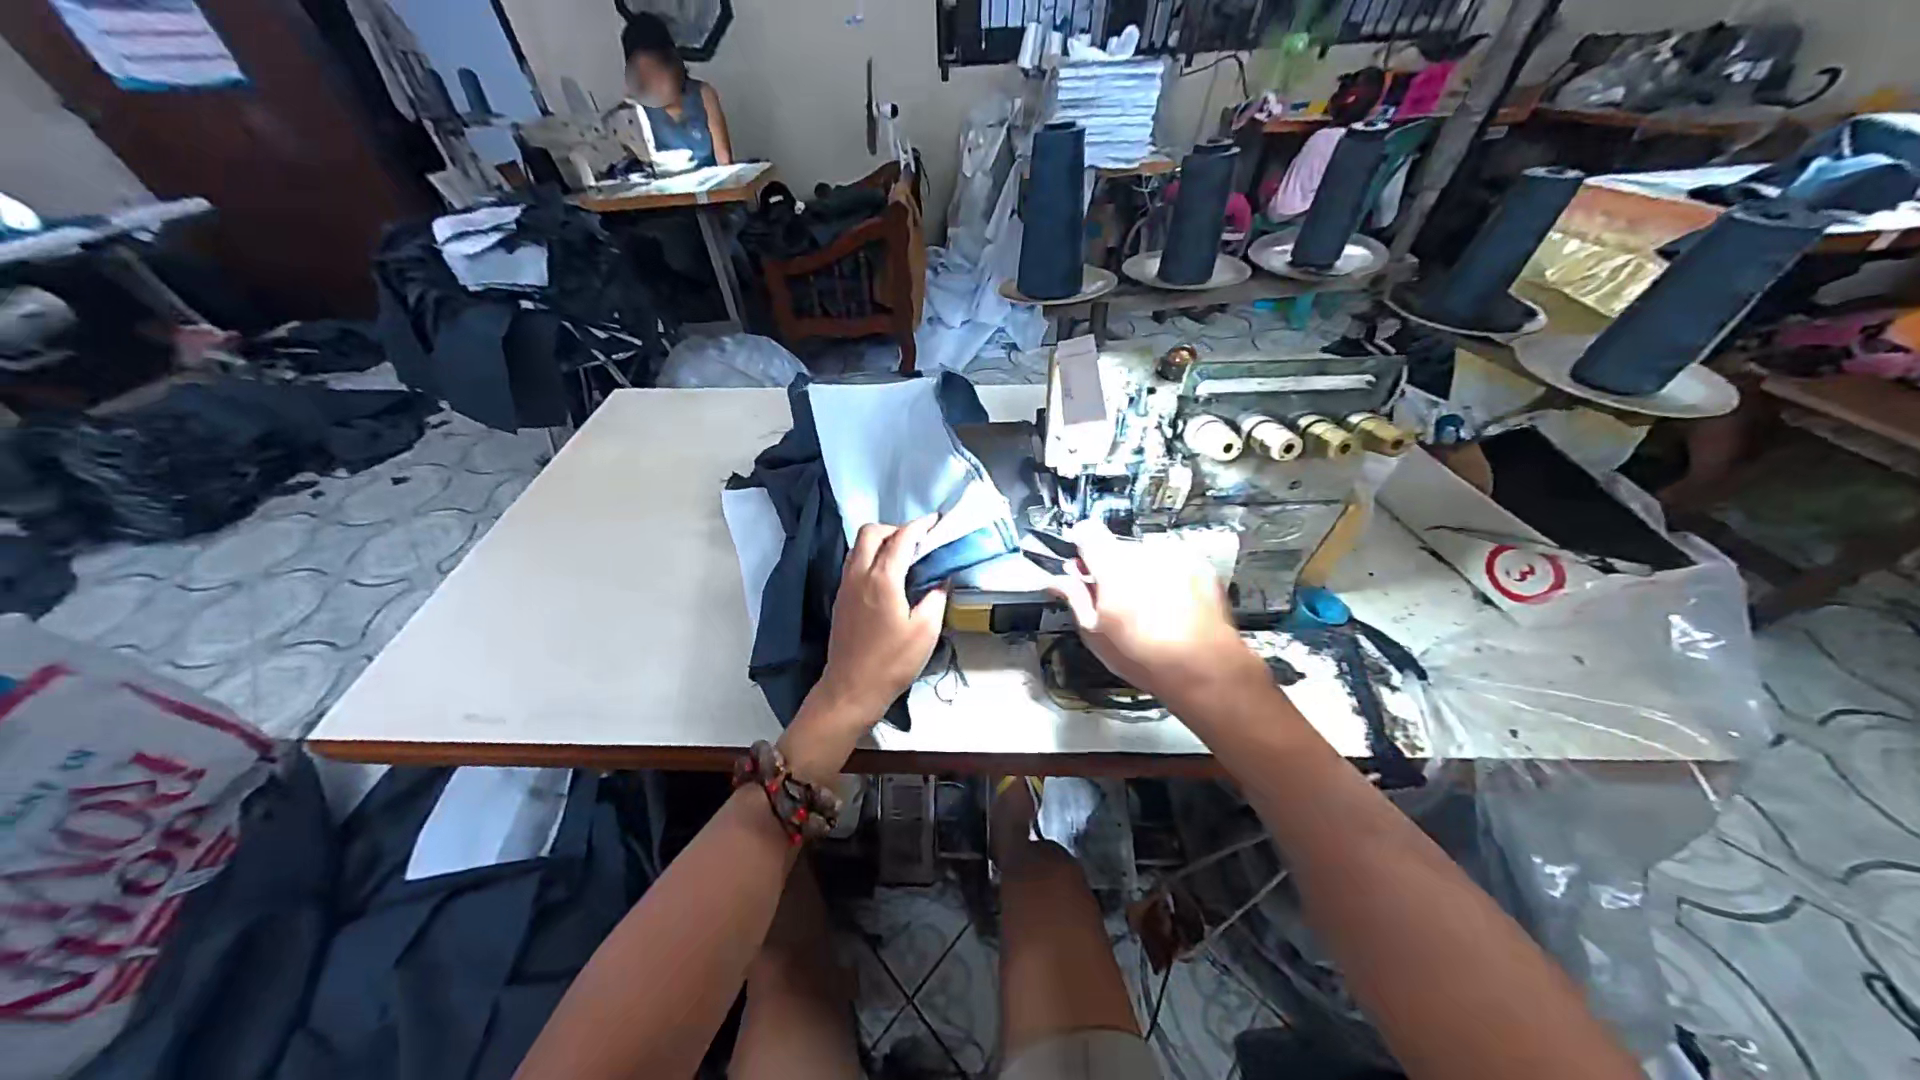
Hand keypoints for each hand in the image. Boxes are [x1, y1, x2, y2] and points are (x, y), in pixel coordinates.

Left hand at [812, 516, 949, 720]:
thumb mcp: (925, 631)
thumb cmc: (892, 662)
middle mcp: (859, 575)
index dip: (920, 526)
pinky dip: (870, 557)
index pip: (901, 539)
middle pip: (871, 532)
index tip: (935, 522)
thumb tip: (941, 580)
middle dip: (895, 528)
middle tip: (918, 540)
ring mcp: (845, 586)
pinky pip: (853, 563)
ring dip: (880, 541)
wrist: (851, 689)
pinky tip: (887, 575)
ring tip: (903, 555)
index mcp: (882, 579)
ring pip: (858, 546)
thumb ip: (935, 598)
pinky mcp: (841, 598)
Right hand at [1047, 520, 1266, 711]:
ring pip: (1146, 555)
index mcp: (1112, 565)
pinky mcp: (1199, 565)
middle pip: (1117, 546)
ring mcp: (1175, 556)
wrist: (1203, 668)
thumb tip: (1057, 581)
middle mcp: (1144, 552)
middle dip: (1112, 567)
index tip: (1081, 563)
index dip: (1080, 545)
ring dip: (1141, 572)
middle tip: (1113, 600)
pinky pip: (1173, 562)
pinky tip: (1169, 607)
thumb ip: (1074, 597)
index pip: (1087, 532)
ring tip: (1146, 609)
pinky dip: (1168, 577)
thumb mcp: (1095, 632)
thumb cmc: (1146, 656)